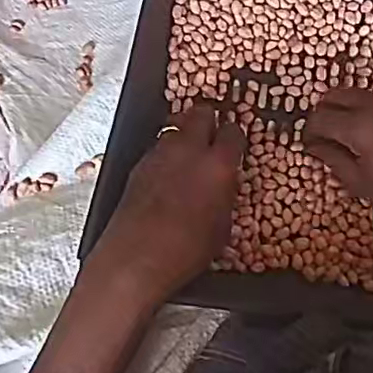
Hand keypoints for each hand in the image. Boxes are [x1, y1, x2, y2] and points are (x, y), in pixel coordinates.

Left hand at [88, 104, 245, 297]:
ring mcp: (160, 154)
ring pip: (176, 128)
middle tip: (213, 134)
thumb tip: (223, 186)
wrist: (136, 258)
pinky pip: (157, 148)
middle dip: (209, 120)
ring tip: (189, 157)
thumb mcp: (222, 226)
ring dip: (185, 136)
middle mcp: (189, 150)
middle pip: (201, 114)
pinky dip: (166, 155)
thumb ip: (225, 195)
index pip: (234, 131)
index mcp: (218, 164)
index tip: (236, 143)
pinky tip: (167, 176)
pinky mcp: (138, 165)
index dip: (236, 136)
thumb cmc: (187, 249)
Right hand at [303, 89, 372, 228]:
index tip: (307, 145)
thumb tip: (313, 144)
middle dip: (323, 113)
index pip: (320, 118)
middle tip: (321, 136)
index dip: (309, 132)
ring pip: (354, 93)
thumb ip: (331, 157)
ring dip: (342, 108)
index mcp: (359, 128)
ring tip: (341, 135)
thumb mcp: (358, 182)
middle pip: (334, 96)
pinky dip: (361, 108)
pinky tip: (363, 132)